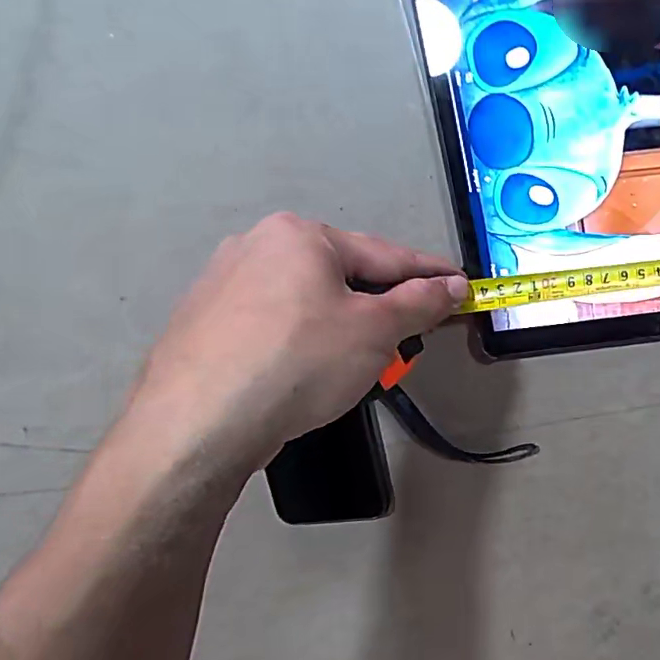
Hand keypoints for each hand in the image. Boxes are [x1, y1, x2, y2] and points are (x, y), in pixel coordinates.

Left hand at [118, 213, 467, 483]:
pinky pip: (275, 323)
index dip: (430, 274)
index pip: (385, 254)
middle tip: (412, 332)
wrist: (197, 423)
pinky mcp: (202, 324)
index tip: (462, 287)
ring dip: (344, 324)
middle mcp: (256, 246)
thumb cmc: (300, 362)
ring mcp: (221, 284)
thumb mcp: (377, 330)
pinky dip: (304, 340)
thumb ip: (420, 302)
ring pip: (307, 300)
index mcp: (300, 235)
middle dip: (382, 305)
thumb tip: (451, 285)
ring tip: (362, 358)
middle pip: (343, 275)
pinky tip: (308, 369)